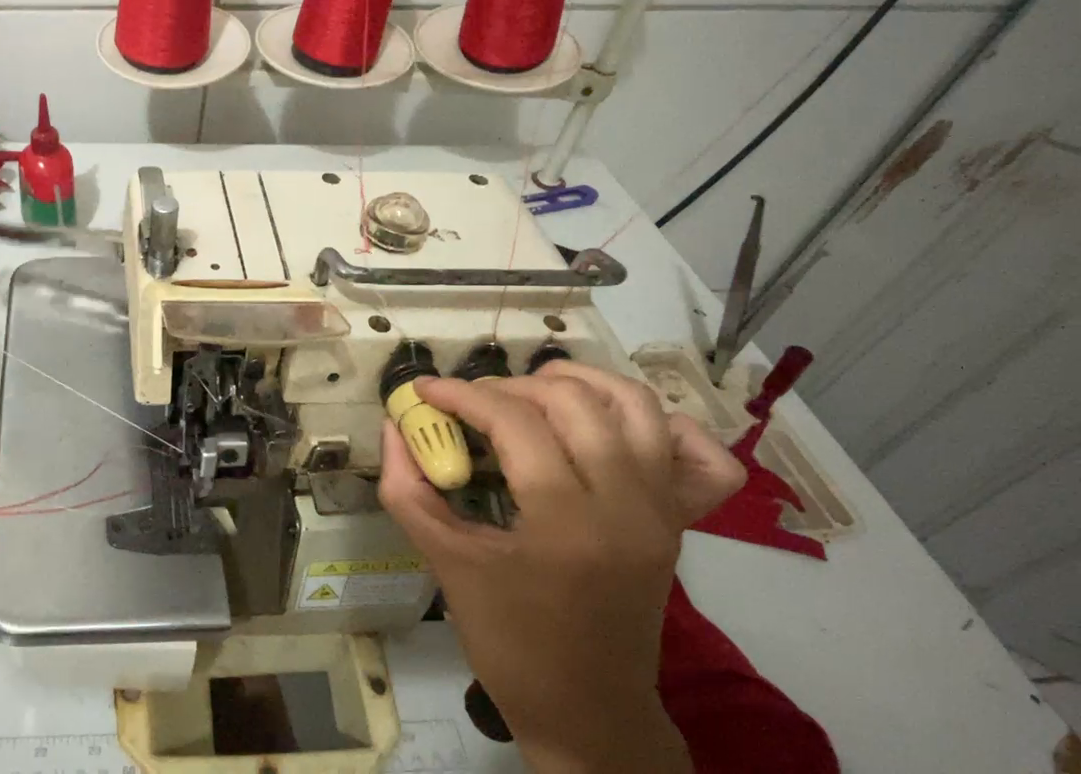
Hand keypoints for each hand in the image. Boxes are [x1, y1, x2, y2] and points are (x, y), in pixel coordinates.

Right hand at [379, 361, 744, 773]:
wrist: (588, 710)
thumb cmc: (509, 643)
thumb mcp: (445, 564)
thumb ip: (409, 489)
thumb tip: (394, 426)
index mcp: (566, 523)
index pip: (516, 422)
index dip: (462, 395)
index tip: (424, 391)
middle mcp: (628, 506)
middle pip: (575, 402)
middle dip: (510, 386)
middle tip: (470, 403)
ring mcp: (664, 512)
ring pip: (637, 407)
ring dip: (580, 384)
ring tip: (532, 393)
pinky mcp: (681, 522)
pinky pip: (699, 455)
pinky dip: (662, 424)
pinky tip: (612, 427)